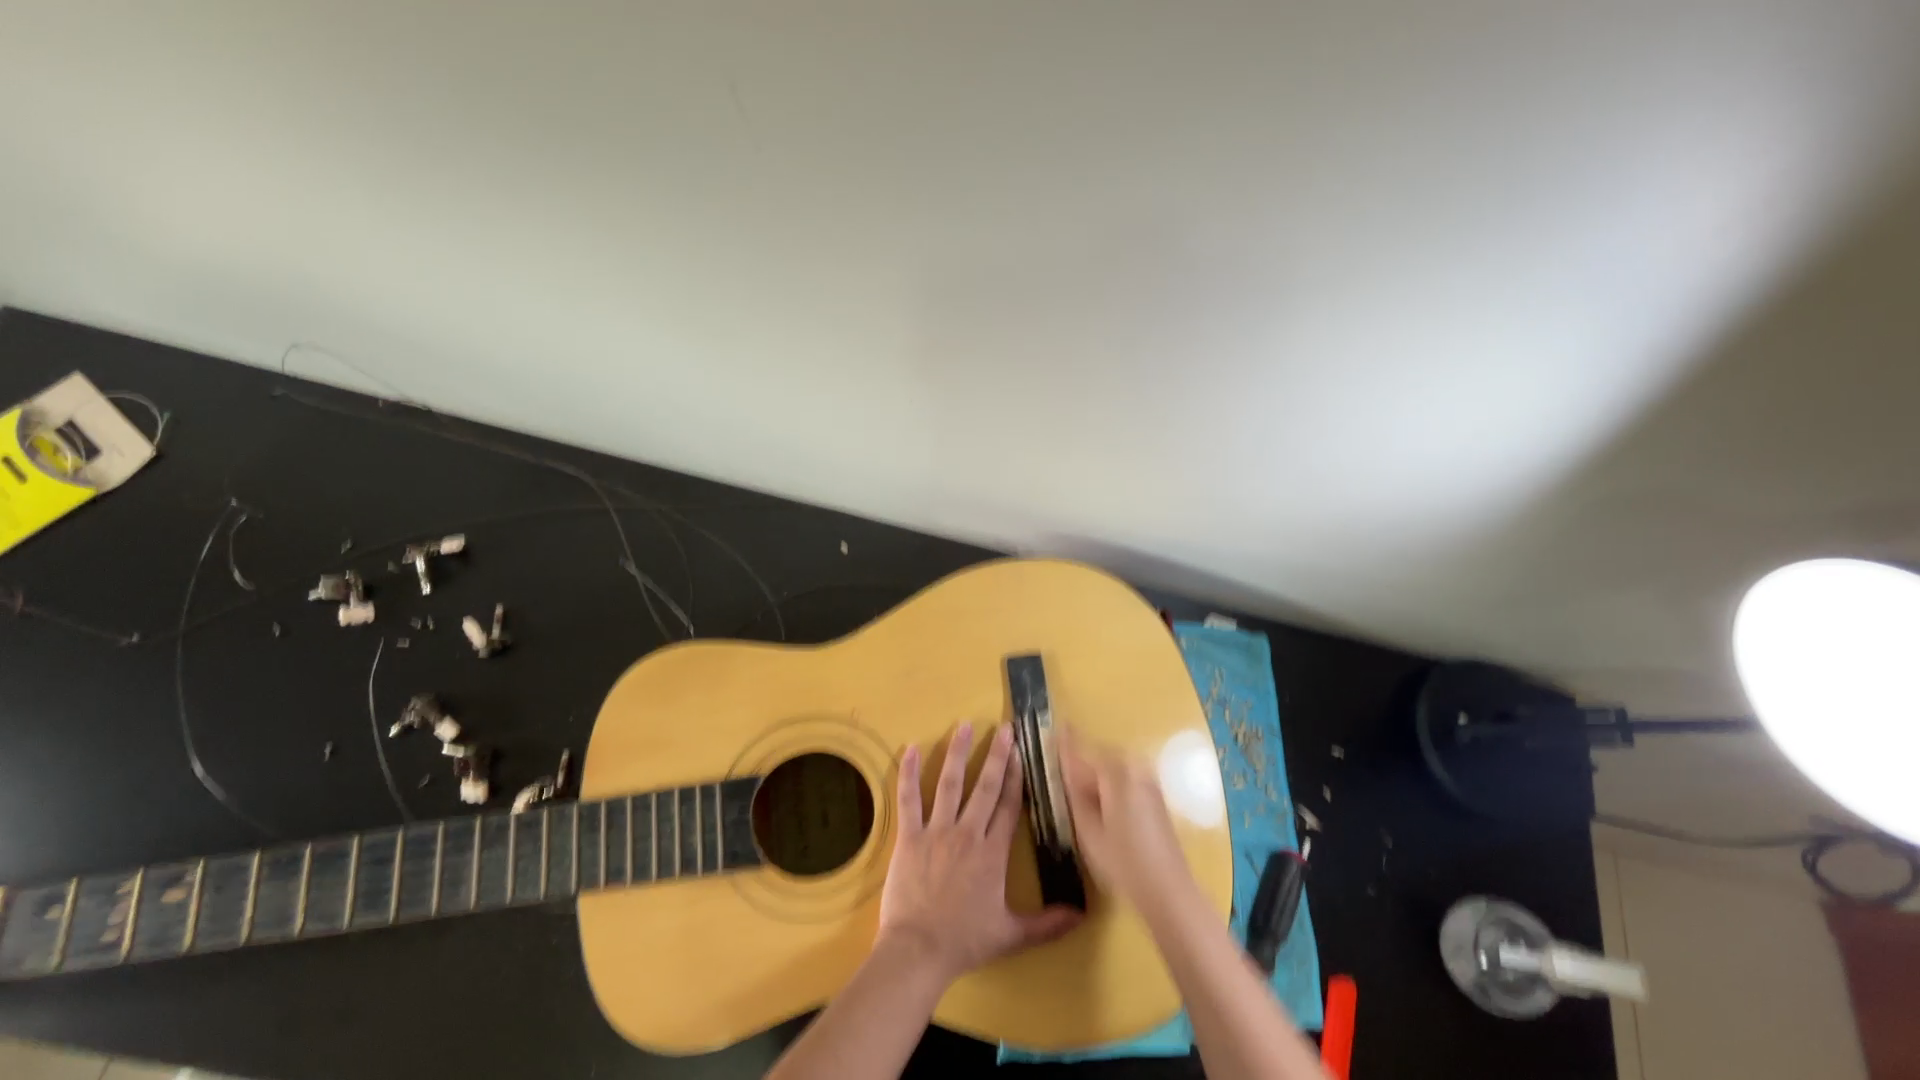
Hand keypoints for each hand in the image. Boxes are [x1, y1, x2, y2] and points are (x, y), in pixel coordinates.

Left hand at [878, 723, 1082, 984]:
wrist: (918, 950)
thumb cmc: (965, 941)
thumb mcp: (1011, 934)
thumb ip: (1047, 923)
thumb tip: (1083, 916)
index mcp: (993, 853)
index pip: (1008, 807)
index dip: (1017, 778)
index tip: (1023, 753)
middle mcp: (968, 834)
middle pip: (986, 787)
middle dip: (997, 755)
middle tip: (1004, 728)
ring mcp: (936, 832)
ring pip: (950, 784)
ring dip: (958, 753)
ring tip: (963, 725)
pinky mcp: (909, 838)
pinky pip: (909, 799)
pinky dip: (909, 773)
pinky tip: (912, 749)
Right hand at [1059, 728, 1198, 917]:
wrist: (1167, 888)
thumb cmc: (1122, 861)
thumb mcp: (1088, 829)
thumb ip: (1074, 791)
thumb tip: (1064, 766)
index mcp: (1116, 773)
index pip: (1084, 749)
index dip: (1066, 741)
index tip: (1053, 727)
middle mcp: (1136, 769)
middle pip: (1100, 755)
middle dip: (1082, 762)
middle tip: (1063, 779)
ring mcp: (1149, 780)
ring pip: (1114, 765)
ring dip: (1096, 773)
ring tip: (1081, 797)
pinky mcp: (1156, 794)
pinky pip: (1126, 776)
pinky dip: (1111, 782)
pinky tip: (1103, 805)